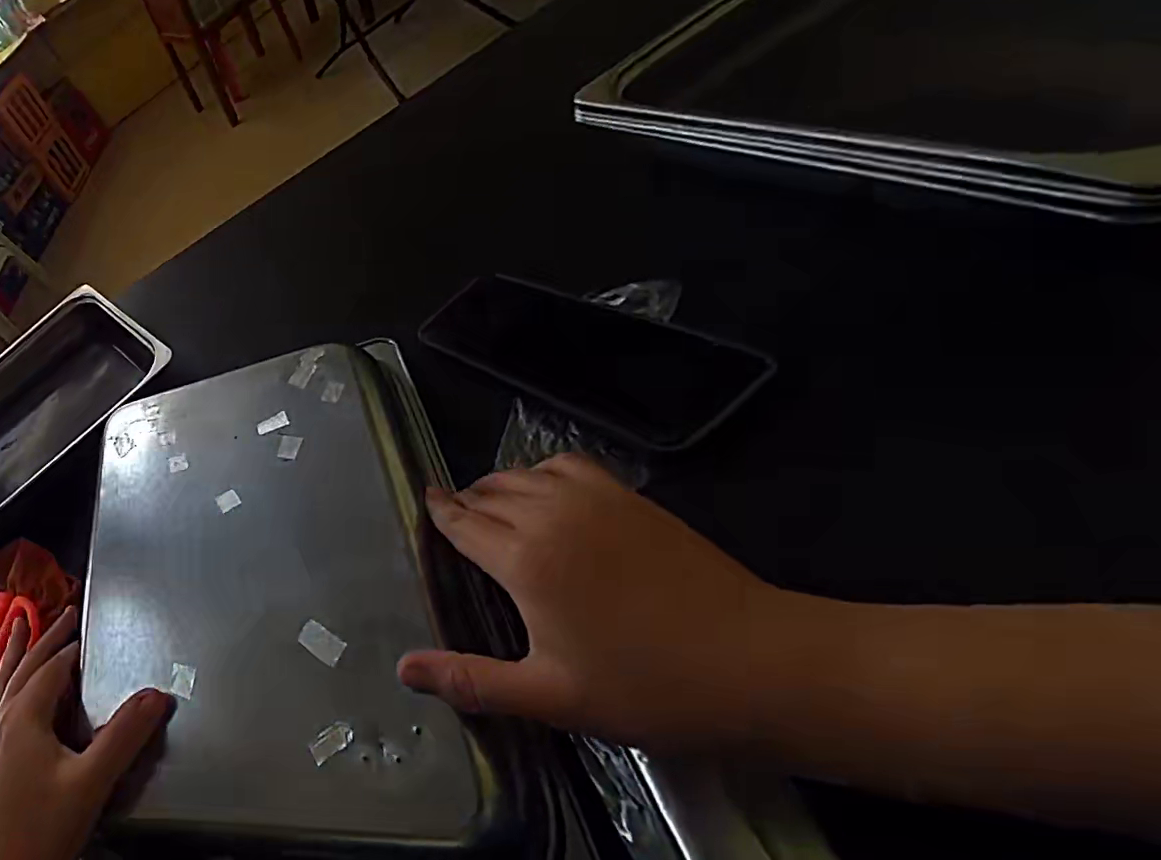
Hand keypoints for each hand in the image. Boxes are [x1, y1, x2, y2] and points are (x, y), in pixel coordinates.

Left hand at [0, 606, 172, 859]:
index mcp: (24, 719)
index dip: (73, 647)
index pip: (53, 668)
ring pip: (4, 684)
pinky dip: (3, 686)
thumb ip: (123, 736)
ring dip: (16, 653)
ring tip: (17, 630)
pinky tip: (3, 693)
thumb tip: (155, 695)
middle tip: (64, 615)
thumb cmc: (38, 834)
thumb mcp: (90, 781)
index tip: (89, 629)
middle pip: (24, 667)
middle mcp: (3, 725)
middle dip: (45, 637)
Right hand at [396, 453, 823, 750]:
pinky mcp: (624, 494)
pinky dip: (542, 471)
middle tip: (459, 523)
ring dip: (498, 486)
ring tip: (495, 507)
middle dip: (465, 502)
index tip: (424, 504)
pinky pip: (565, 463)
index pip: (462, 522)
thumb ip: (473, 679)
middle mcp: (547, 514)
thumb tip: (404, 668)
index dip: (439, 513)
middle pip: (486, 492)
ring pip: (521, 474)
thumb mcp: (553, 697)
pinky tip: (548, 492)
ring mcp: (589, 498)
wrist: (757, 664)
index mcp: (523, 560)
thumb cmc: (648, 687)